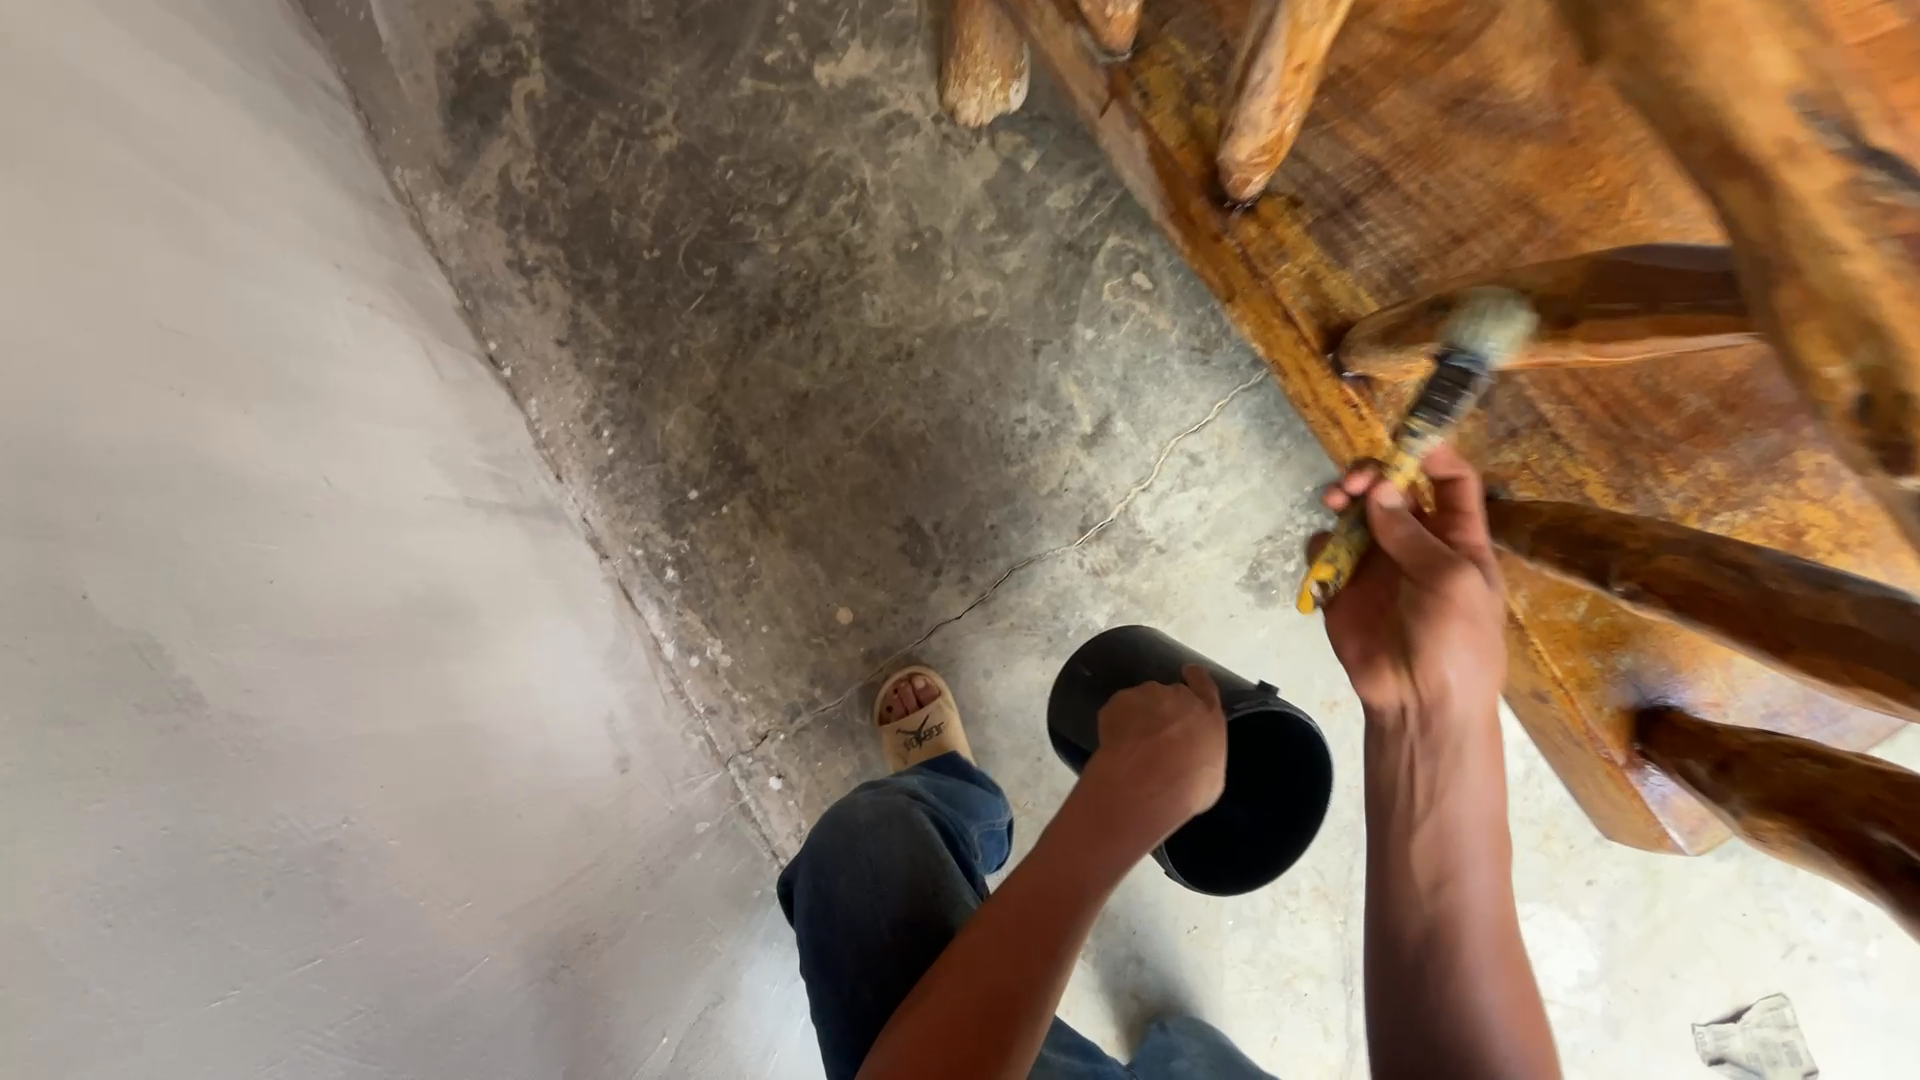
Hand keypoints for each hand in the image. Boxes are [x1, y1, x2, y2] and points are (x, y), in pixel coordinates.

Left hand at [1079, 665, 1227, 840]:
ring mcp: (1146, 694)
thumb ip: (1202, 753)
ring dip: (1138, 715)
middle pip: (1170, 694)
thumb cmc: (1188, 787)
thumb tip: (1192, 754)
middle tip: (1155, 735)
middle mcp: (1178, 696)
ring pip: (1141, 700)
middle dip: (1163, 709)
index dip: (1195, 677)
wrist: (1146, 783)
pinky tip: (1117, 744)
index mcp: (1207, 713)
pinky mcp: (1118, 701)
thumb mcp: (1210, 774)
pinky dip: (1117, 722)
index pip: (1204, 683)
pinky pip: (1118, 709)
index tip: (1188, 672)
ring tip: (1133, 744)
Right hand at [1312, 443, 1505, 725]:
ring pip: (1353, 515)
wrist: (1418, 699)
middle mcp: (1415, 543)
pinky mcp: (1341, 586)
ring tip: (1332, 503)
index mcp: (1457, 538)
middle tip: (1351, 484)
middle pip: (1391, 491)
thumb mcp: (1450, 579)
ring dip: (1341, 502)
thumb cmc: (1455, 639)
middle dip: (1370, 477)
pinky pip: (1325, 550)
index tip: (1402, 442)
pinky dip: (1321, 544)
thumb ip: (1411, 532)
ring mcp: (1376, 564)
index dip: (1430, 456)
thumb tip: (1377, 488)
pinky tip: (1325, 554)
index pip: (1450, 482)